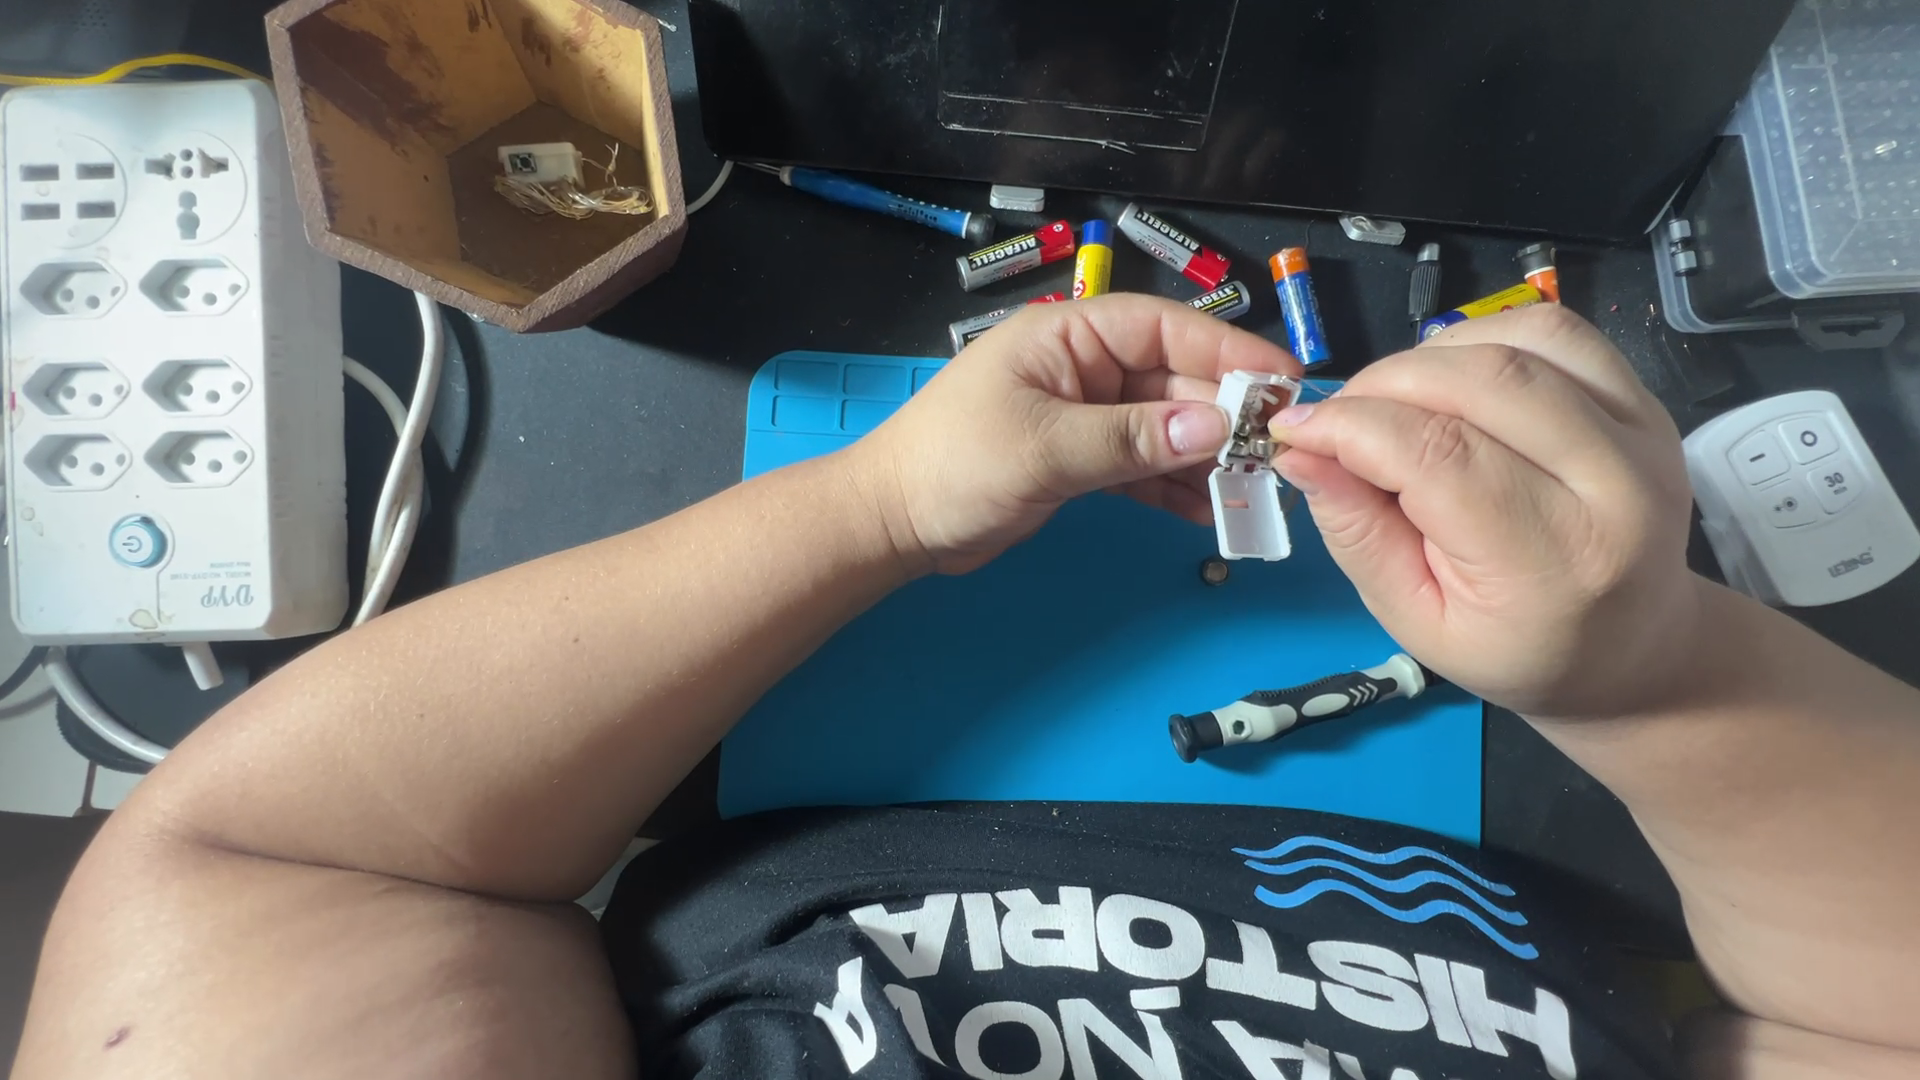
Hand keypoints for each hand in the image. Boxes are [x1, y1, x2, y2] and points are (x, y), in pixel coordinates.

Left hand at [852, 294, 1299, 574]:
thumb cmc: (956, 465)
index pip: (1161, 328)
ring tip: (1250, 490)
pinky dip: (1169, 488)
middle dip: (1219, 417)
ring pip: (1159, 429)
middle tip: (1273, 453)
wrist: (898, 523)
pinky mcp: (1080, 461)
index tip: (1281, 380)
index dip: (1225, 351)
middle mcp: (1081, 369)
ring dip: (1202, 459)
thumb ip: (1129, 438)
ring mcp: (1083, 417)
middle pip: (1169, 381)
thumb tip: (1214, 429)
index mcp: (1066, 336)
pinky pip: (1138, 467)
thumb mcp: (1044, 447)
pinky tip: (1206, 510)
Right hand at [1267, 305, 1700, 720]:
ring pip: (1516, 343)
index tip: (1290, 430)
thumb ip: (1354, 532)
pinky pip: (1551, 333)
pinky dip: (1476, 340)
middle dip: (1377, 386)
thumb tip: (1299, 453)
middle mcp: (1612, 482)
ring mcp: (1640, 431)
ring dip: (1424, 359)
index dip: (1347, 427)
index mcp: (1548, 558)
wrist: (1630, 646)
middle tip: (1331, 420)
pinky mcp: (1644, 401)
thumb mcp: (1408, 614)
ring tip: (1385, 403)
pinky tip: (1441, 381)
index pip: (1434, 453)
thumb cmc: (1505, 645)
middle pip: (1477, 382)